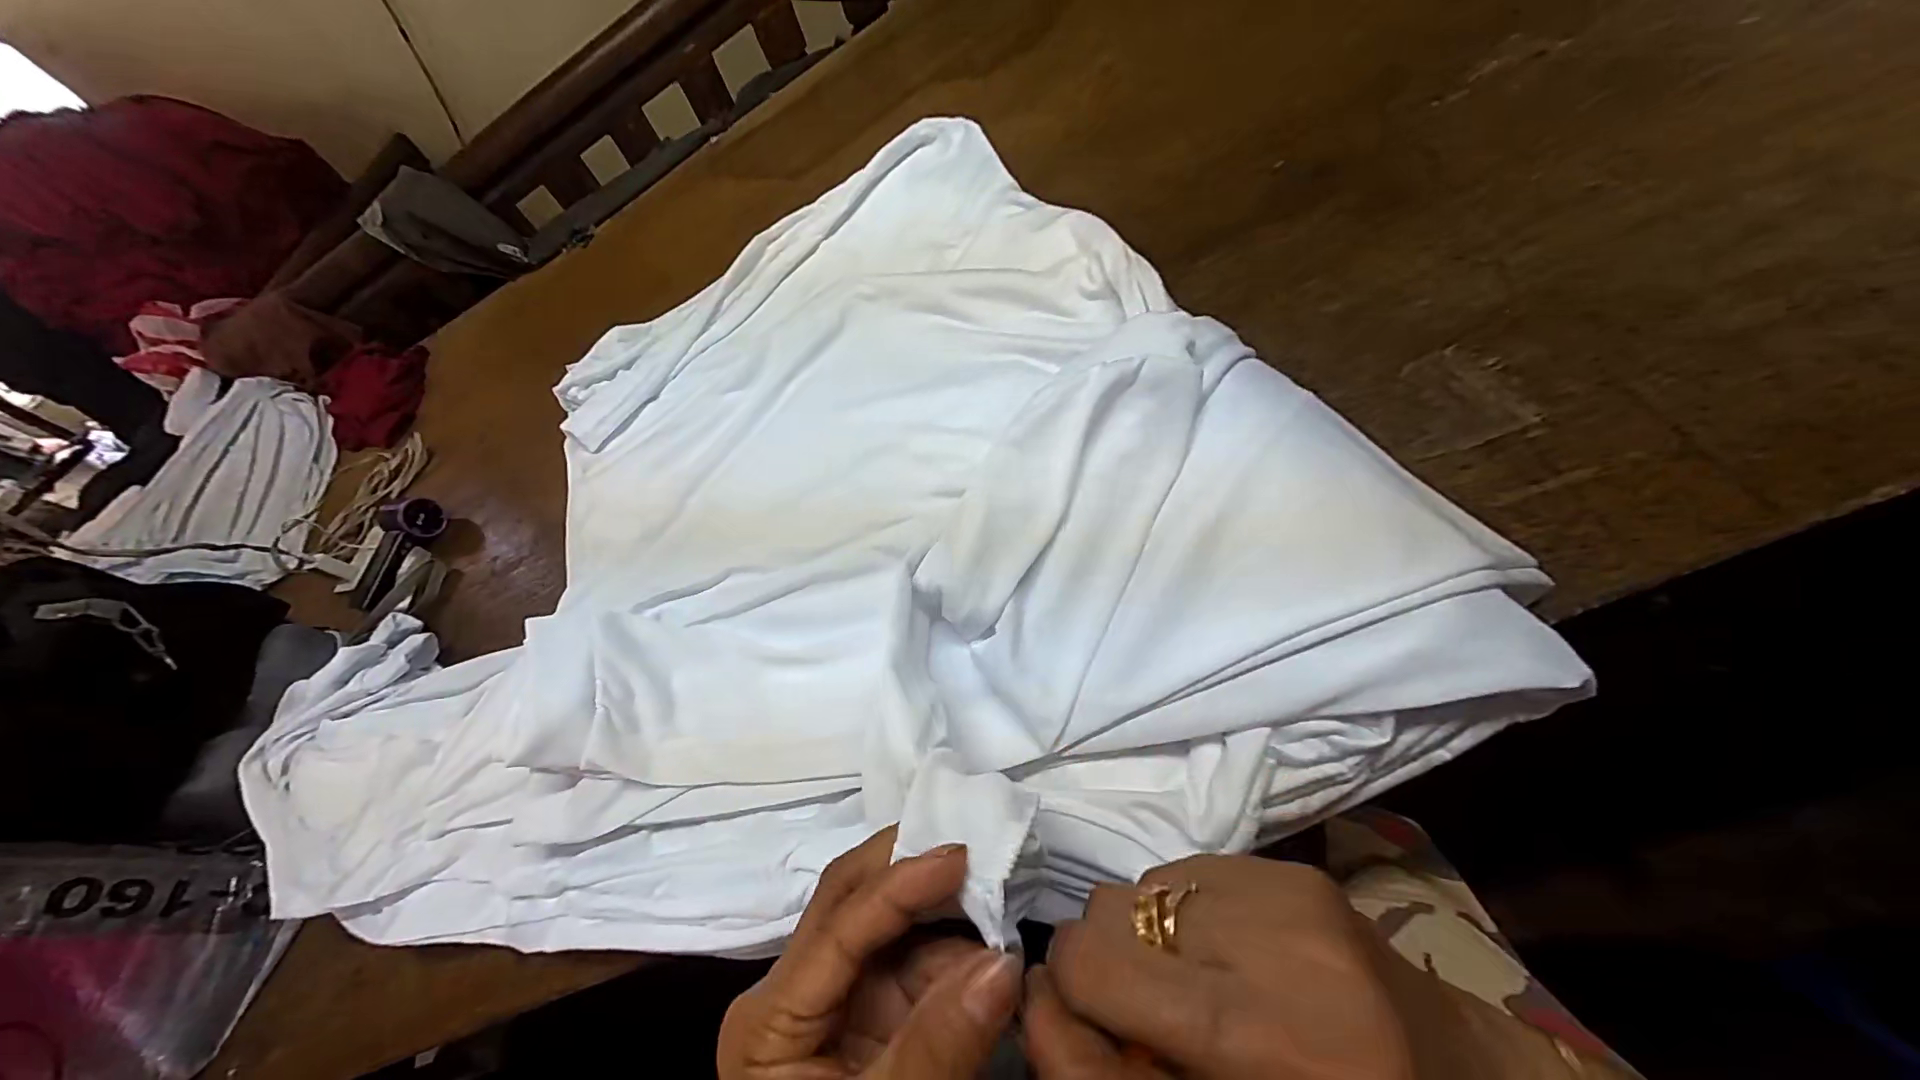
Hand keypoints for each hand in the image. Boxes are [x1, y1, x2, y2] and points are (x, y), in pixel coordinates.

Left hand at [718, 826, 1023, 1078]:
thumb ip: (939, 1045)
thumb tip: (1005, 961)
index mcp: (771, 1014)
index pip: (838, 923)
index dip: (900, 883)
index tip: (960, 854)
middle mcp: (797, 985)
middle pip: (849, 898)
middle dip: (909, 866)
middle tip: (972, 839)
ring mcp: (836, 993)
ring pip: (887, 920)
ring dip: (941, 902)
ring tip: (993, 882)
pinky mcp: (871, 1008)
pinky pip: (914, 957)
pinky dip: (954, 945)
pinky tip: (989, 937)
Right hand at [1024, 855, 1414, 1078]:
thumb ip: (1099, 1066)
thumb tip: (1035, 995)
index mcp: (1259, 1035)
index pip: (1094, 962)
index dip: (1066, 988)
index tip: (1084, 1016)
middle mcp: (1274, 940)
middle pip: (1108, 909)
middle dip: (1108, 960)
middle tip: (1153, 1011)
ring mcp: (1288, 889)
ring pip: (1141, 882)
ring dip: (1149, 934)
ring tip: (1202, 982)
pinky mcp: (1296, 869)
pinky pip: (1186, 871)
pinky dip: (1186, 912)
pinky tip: (1232, 953)